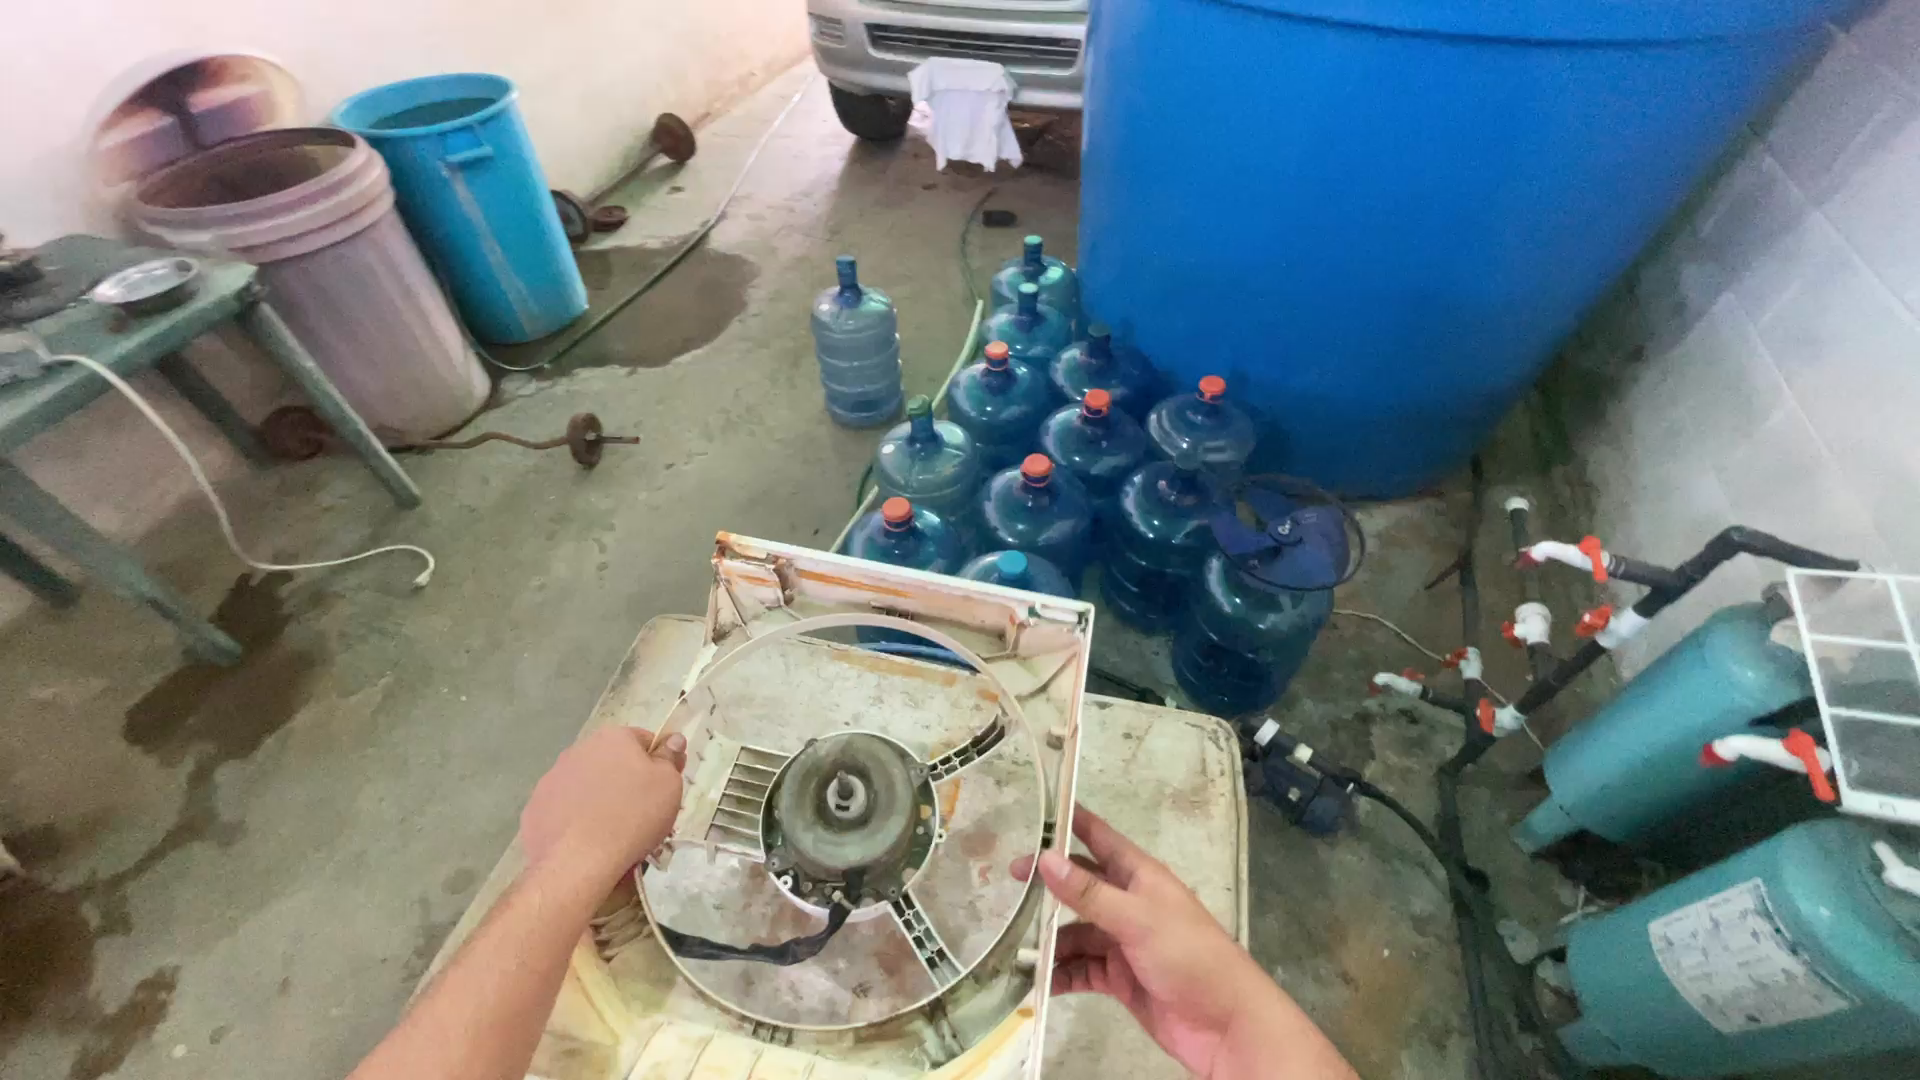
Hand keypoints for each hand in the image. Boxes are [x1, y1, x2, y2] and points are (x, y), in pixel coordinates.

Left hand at [519, 727, 686, 888]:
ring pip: (586, 785)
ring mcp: (551, 780)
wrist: (577, 863)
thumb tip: (672, 740)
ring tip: (612, 831)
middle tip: (641, 812)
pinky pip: (563, 809)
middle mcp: (578, 750)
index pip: (644, 740)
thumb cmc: (633, 816)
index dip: (658, 763)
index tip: (663, 788)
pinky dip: (575, 820)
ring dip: (599, 799)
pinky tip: (586, 841)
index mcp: (612, 737)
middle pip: (612, 762)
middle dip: (626, 781)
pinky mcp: (533, 810)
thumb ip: (670, 758)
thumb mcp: (669, 784)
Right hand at [1015, 808, 1355, 1079]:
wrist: (1225, 1026)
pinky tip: (1040, 982)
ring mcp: (1123, 941)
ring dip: (1051, 939)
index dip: (1072, 821)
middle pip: (1080, 886)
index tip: (1039, 809)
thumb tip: (1045, 858)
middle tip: (1011, 880)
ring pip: (1077, 931)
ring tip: (1018, 948)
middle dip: (1048, 884)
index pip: (1099, 837)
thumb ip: (1088, 892)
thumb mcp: (1136, 918)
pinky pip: (1083, 969)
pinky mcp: (1121, 977)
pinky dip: (1062, 974)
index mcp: (1138, 876)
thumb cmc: (1188, 955)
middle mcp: (1128, 902)